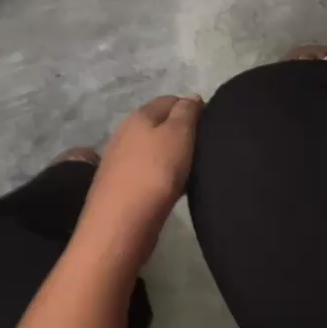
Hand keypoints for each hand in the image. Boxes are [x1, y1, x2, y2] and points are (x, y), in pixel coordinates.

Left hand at [80, 95, 201, 258]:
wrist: (118, 228)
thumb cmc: (154, 173)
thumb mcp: (179, 133)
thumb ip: (187, 111)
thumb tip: (191, 98)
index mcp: (139, 115)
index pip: (171, 100)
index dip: (192, 109)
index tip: (208, 127)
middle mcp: (124, 134)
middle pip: (161, 125)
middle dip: (182, 134)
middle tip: (202, 150)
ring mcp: (118, 162)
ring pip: (154, 150)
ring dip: (172, 157)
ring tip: (190, 172)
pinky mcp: (118, 188)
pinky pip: (147, 172)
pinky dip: (161, 177)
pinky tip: (173, 190)